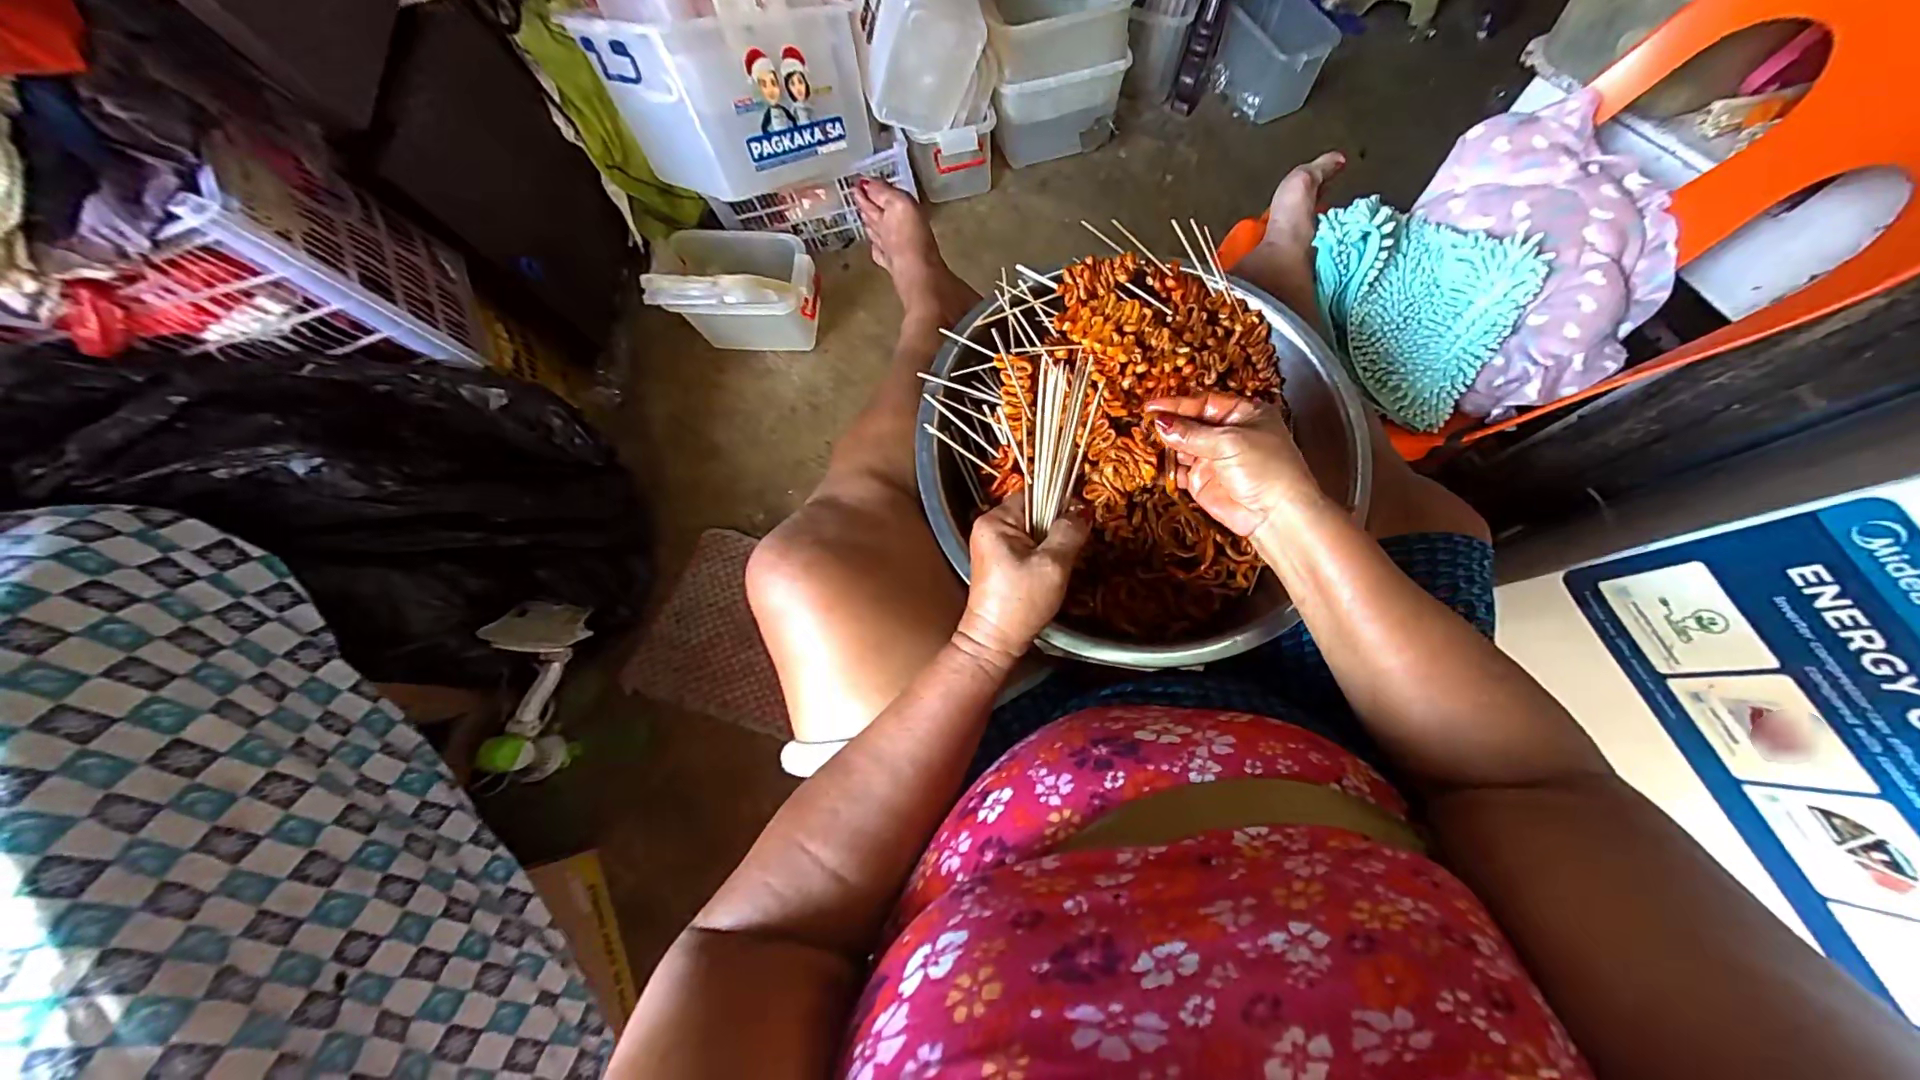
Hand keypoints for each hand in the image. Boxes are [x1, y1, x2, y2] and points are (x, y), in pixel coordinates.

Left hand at [955, 497, 1089, 665]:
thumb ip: (1069, 532)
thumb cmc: (1020, 602)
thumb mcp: (1052, 564)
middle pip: (1034, 511)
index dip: (1059, 501)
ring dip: (1052, 541)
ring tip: (1065, 559)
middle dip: (1056, 524)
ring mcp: (992, 545)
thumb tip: (1083, 510)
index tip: (1080, 517)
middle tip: (1074, 543)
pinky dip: (1043, 553)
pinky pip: (1027, 545)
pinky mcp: (999, 562)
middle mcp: (988, 527)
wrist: (994, 641)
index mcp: (995, 520)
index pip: (1034, 494)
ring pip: (1033, 529)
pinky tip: (1053, 569)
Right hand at [1145, 393, 1324, 535]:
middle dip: (1168, 424)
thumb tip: (1160, 423)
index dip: (1177, 404)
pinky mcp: (1201, 481)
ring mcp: (1212, 458)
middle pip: (1189, 423)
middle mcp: (1226, 433)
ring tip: (1144, 443)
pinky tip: (1152, 463)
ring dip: (1164, 446)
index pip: (1202, 402)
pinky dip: (1165, 468)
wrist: (1275, 514)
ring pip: (1180, 446)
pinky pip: (1178, 471)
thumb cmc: (1265, 468)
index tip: (1151, 406)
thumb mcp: (1228, 442)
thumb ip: (1191, 433)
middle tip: (1144, 424)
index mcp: (1242, 414)